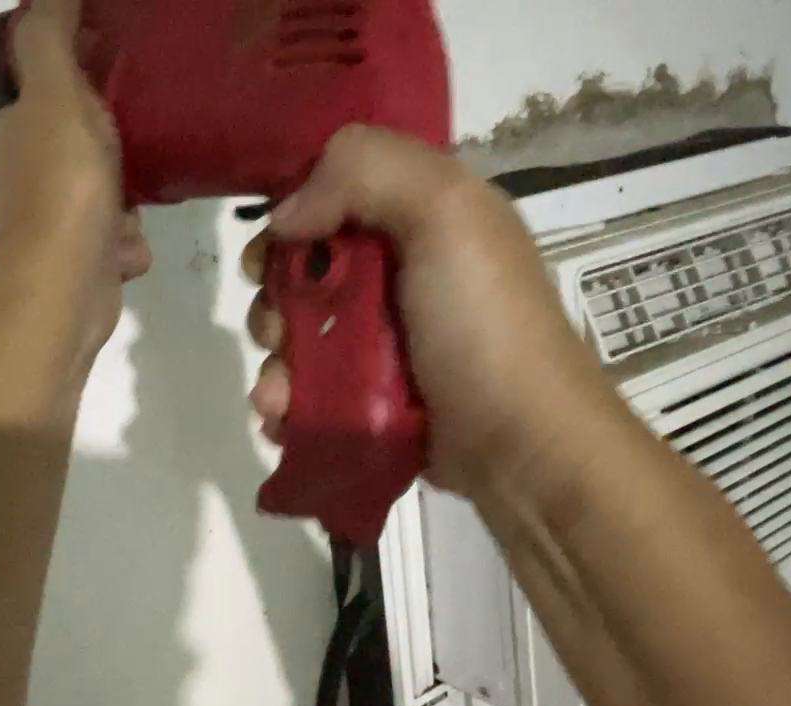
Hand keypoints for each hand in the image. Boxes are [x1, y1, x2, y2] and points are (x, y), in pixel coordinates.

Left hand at [0, 0, 151, 362]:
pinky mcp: (79, 268)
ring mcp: (54, 228)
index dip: (86, 84)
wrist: (64, 291)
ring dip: (128, 208)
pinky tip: (127, 253)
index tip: (121, 80)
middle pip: (88, 148)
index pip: (52, 93)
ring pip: (110, 200)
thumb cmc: (63, 192)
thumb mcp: (56, 97)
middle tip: (141, 147)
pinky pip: (117, 244)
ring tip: (133, 213)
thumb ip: (51, 39)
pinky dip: (126, 248)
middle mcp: (28, 179)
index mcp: (17, 135)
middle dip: (118, 154)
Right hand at [244, 126, 607, 496]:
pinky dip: (287, 407)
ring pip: (302, 341)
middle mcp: (401, 278)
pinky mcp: (372, 403)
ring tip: (280, 397)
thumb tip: (284, 217)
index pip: (336, 199)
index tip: (269, 253)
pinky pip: (311, 394)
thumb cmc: (484, 326)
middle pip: (306, 276)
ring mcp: (385, 347)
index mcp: (423, 221)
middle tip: (277, 330)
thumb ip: (364, 174)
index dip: (292, 220)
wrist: (520, 445)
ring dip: (275, 365)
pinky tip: (283, 420)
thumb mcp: (447, 213)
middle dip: (275, 303)